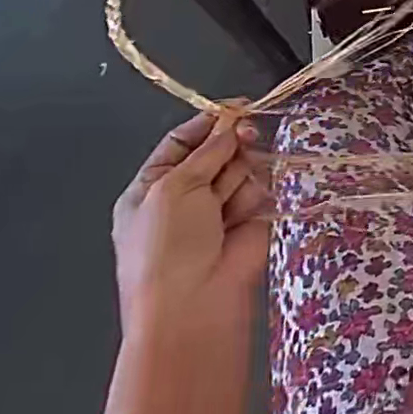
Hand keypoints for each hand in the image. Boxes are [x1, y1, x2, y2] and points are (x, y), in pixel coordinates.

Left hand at [112, 112, 270, 335]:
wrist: (195, 307)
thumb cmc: (167, 246)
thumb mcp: (174, 186)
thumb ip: (207, 149)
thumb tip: (230, 122)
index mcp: (152, 187)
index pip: (182, 141)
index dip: (208, 122)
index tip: (236, 106)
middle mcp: (186, 196)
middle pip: (217, 151)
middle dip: (231, 142)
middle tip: (247, 133)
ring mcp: (219, 211)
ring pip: (241, 168)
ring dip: (242, 171)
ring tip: (234, 196)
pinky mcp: (250, 222)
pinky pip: (260, 190)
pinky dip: (259, 191)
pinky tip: (251, 207)